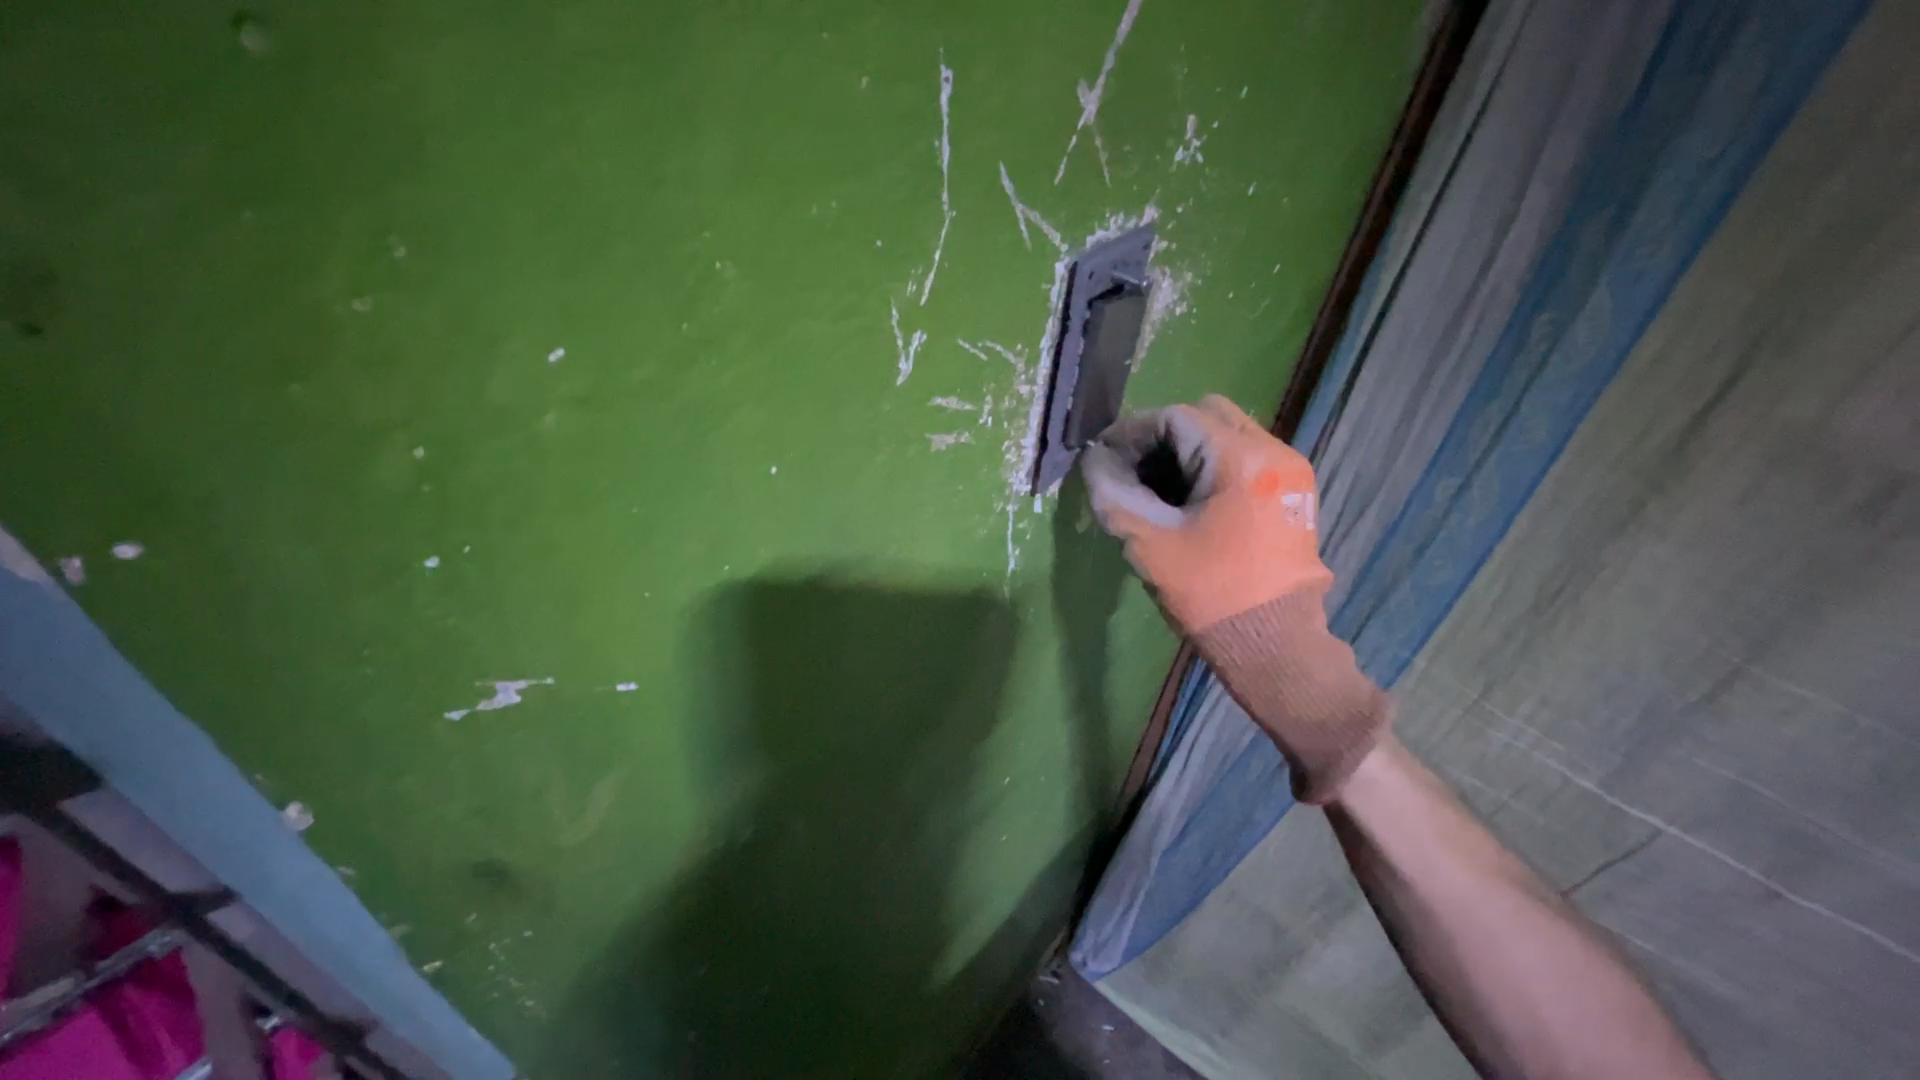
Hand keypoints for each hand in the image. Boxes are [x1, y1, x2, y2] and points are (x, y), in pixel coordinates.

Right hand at [1079, 395, 1388, 803]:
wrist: (1275, 644)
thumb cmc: (1211, 593)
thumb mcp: (1150, 544)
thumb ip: (1115, 495)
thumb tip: (1094, 460)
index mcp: (1241, 458)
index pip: (1176, 417)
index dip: (1133, 432)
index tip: (1104, 458)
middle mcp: (1274, 451)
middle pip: (1207, 416)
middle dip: (1164, 437)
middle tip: (1134, 472)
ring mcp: (1290, 472)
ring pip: (1228, 436)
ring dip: (1189, 452)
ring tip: (1158, 490)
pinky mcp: (1294, 493)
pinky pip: (1246, 459)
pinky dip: (1213, 468)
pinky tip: (1191, 503)